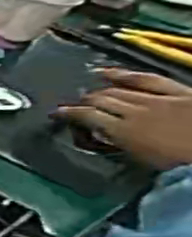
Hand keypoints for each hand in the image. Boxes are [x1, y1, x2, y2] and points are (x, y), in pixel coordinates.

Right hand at [55, 68, 191, 170]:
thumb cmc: (180, 163)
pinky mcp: (184, 94)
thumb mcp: (142, 158)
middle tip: (78, 103)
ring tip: (91, 84)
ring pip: (121, 89)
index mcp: (124, 130)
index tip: (57, 114)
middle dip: (86, 100)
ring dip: (103, 88)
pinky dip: (129, 75)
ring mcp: (162, 100)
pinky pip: (152, 80)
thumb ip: (119, 142)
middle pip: (101, 99)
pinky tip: (115, 73)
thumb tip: (101, 133)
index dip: (66, 113)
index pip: (85, 115)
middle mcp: (137, 111)